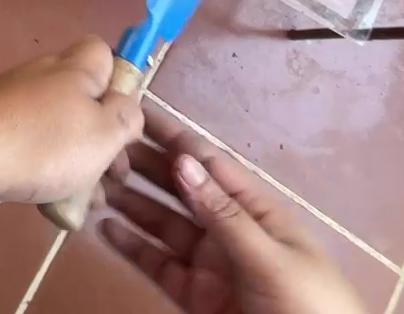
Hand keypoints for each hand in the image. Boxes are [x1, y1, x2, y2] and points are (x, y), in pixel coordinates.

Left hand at [0, 37, 143, 205]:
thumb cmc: (45, 142)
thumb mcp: (103, 132)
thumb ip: (125, 116)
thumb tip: (124, 104)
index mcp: (73, 69)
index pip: (101, 51)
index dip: (118, 78)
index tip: (124, 115)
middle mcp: (43, 76)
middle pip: (84, 97)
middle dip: (104, 135)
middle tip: (114, 172)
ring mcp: (16, 101)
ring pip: (61, 127)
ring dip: (79, 160)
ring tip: (90, 196)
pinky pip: (34, 144)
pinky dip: (48, 169)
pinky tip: (56, 200)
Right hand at [99, 105, 365, 313]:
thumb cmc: (311, 313)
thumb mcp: (272, 262)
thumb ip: (224, 214)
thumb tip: (182, 159)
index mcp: (256, 213)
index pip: (206, 163)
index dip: (170, 136)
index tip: (130, 109)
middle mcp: (228, 231)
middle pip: (178, 188)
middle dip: (141, 165)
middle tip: (97, 144)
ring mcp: (209, 265)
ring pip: (160, 222)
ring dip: (128, 201)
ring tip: (92, 181)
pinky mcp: (194, 297)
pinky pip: (156, 263)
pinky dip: (130, 245)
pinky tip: (103, 227)